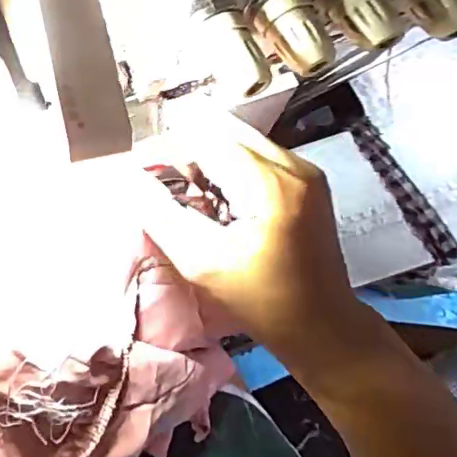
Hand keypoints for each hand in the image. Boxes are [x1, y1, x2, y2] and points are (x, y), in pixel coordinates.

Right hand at [126, 113, 359, 353]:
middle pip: (225, 130)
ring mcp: (304, 171)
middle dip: (185, 146)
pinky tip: (212, 195)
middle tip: (159, 175)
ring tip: (182, 187)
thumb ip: (161, 216)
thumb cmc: (264, 301)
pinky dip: (227, 166)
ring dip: (206, 155)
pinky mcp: (306, 181)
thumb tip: (132, 181)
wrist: (324, 326)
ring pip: (240, 139)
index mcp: (273, 184)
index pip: (208, 140)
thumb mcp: (202, 263)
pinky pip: (256, 156)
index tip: (139, 165)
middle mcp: (294, 165)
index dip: (167, 147)